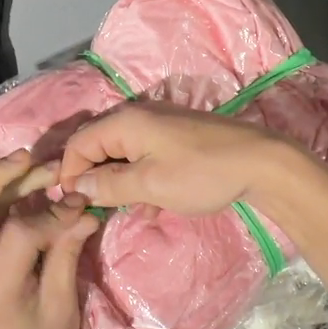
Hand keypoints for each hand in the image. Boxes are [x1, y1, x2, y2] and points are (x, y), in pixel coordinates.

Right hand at [55, 101, 298, 214]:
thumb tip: (76, 187)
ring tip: (126, 211)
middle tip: (97, 211)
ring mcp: (157, 125)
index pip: (78, 143)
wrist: (258, 162)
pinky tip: (151, 207)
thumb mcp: (149, 185)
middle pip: (97, 146)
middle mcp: (136, 116)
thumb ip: (109, 185)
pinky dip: (139, 180)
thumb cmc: (200, 173)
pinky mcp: (174, 138)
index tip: (72, 206)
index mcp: (124, 122)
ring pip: (120, 154)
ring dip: (118, 183)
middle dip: (93, 179)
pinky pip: (142, 157)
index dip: (69, 174)